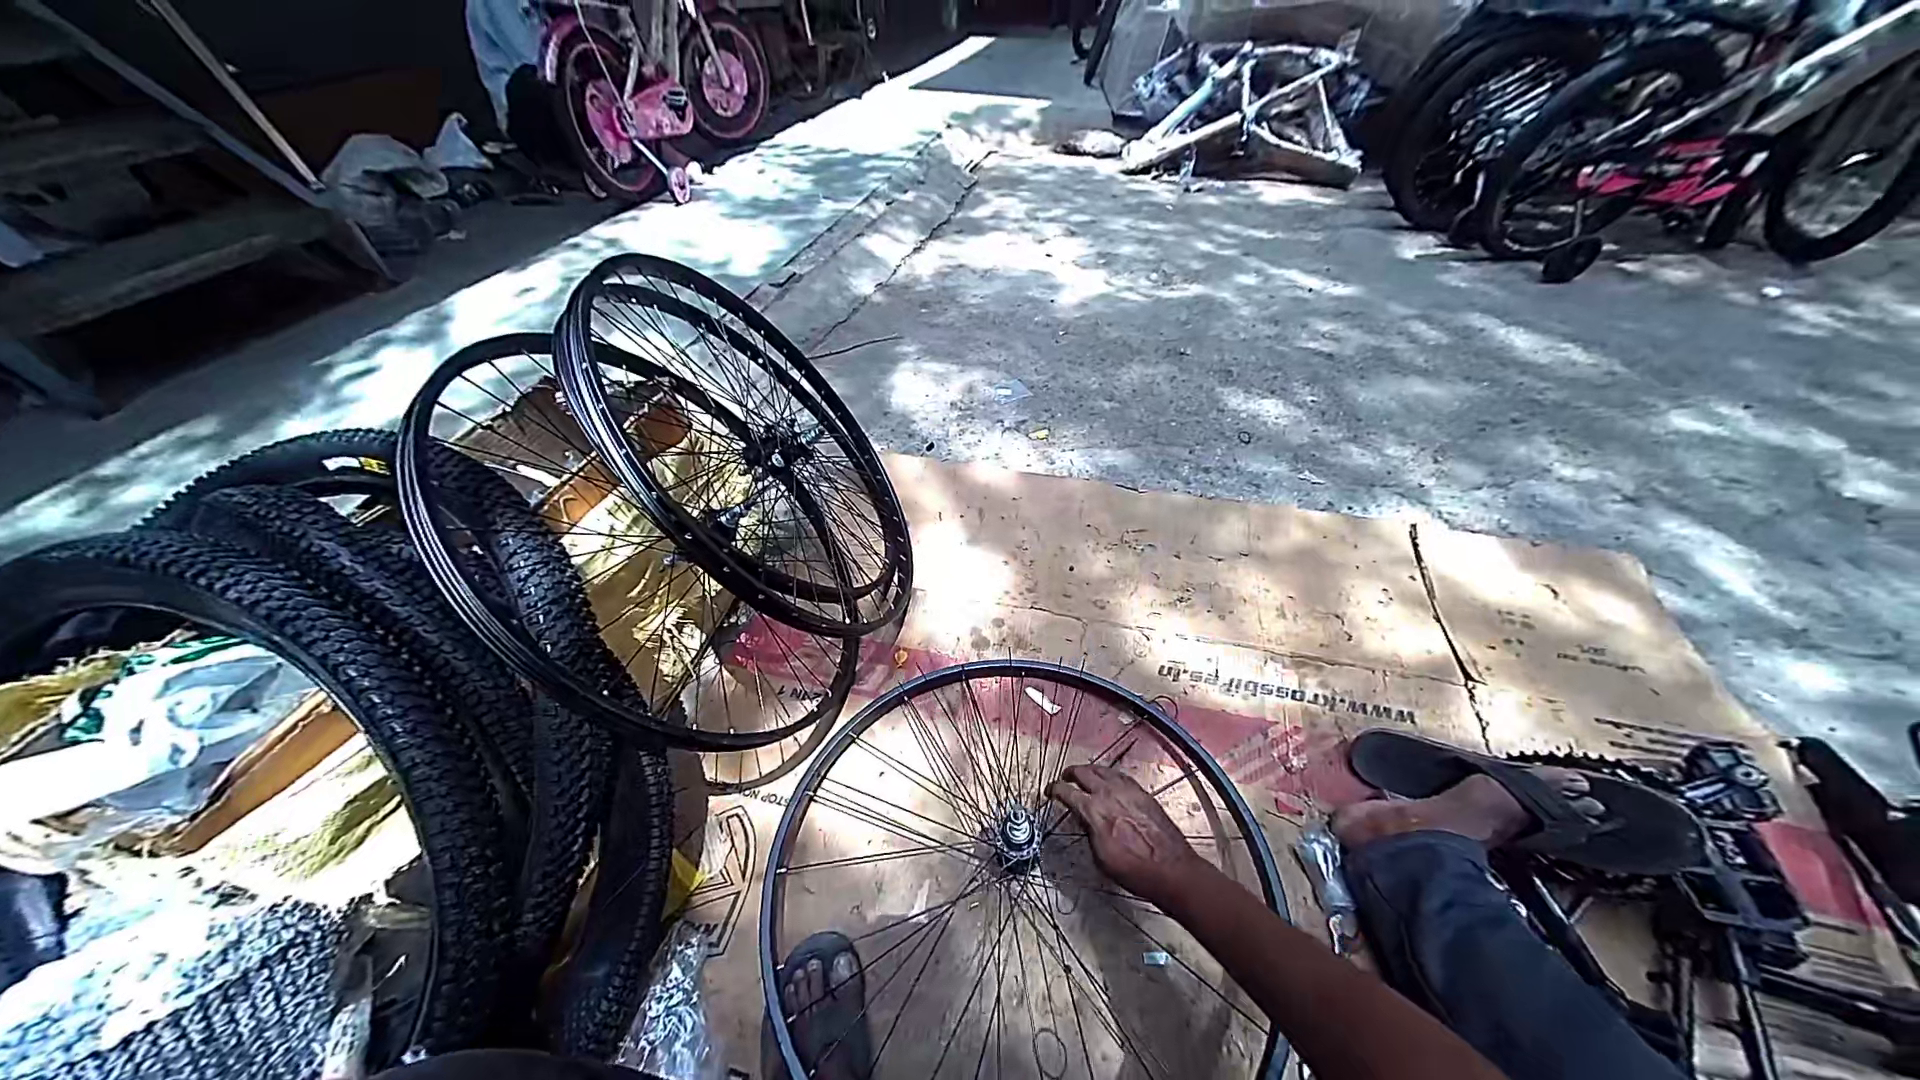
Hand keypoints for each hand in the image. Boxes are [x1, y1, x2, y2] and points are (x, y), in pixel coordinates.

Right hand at [1047, 763, 1213, 910]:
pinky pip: (1121, 776)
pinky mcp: (1143, 793)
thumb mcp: (1100, 856)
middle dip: (1071, 773)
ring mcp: (1128, 790)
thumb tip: (1084, 820)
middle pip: (1084, 773)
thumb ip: (1089, 831)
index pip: (1067, 792)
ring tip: (1085, 775)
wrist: (1170, 870)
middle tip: (1065, 778)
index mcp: (1094, 810)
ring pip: (1103, 770)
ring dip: (1090, 771)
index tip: (1050, 791)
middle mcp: (1109, 794)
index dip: (1054, 789)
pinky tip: (1110, 780)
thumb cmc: (1134, 870)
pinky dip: (1109, 775)